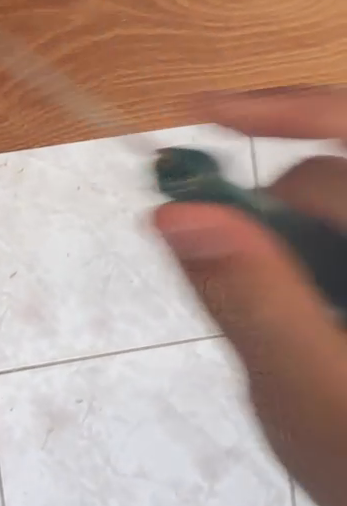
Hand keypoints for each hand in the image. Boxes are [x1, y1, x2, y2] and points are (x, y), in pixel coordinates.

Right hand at [153, 88, 346, 505]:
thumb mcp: (309, 395)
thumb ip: (250, 300)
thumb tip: (175, 211)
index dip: (293, 111)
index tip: (196, 111)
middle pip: (341, 183)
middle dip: (268, 210)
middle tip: (217, 262)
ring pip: (336, 210)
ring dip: (284, 239)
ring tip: (284, 316)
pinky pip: (334, 234)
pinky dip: (297, 246)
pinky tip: (297, 300)